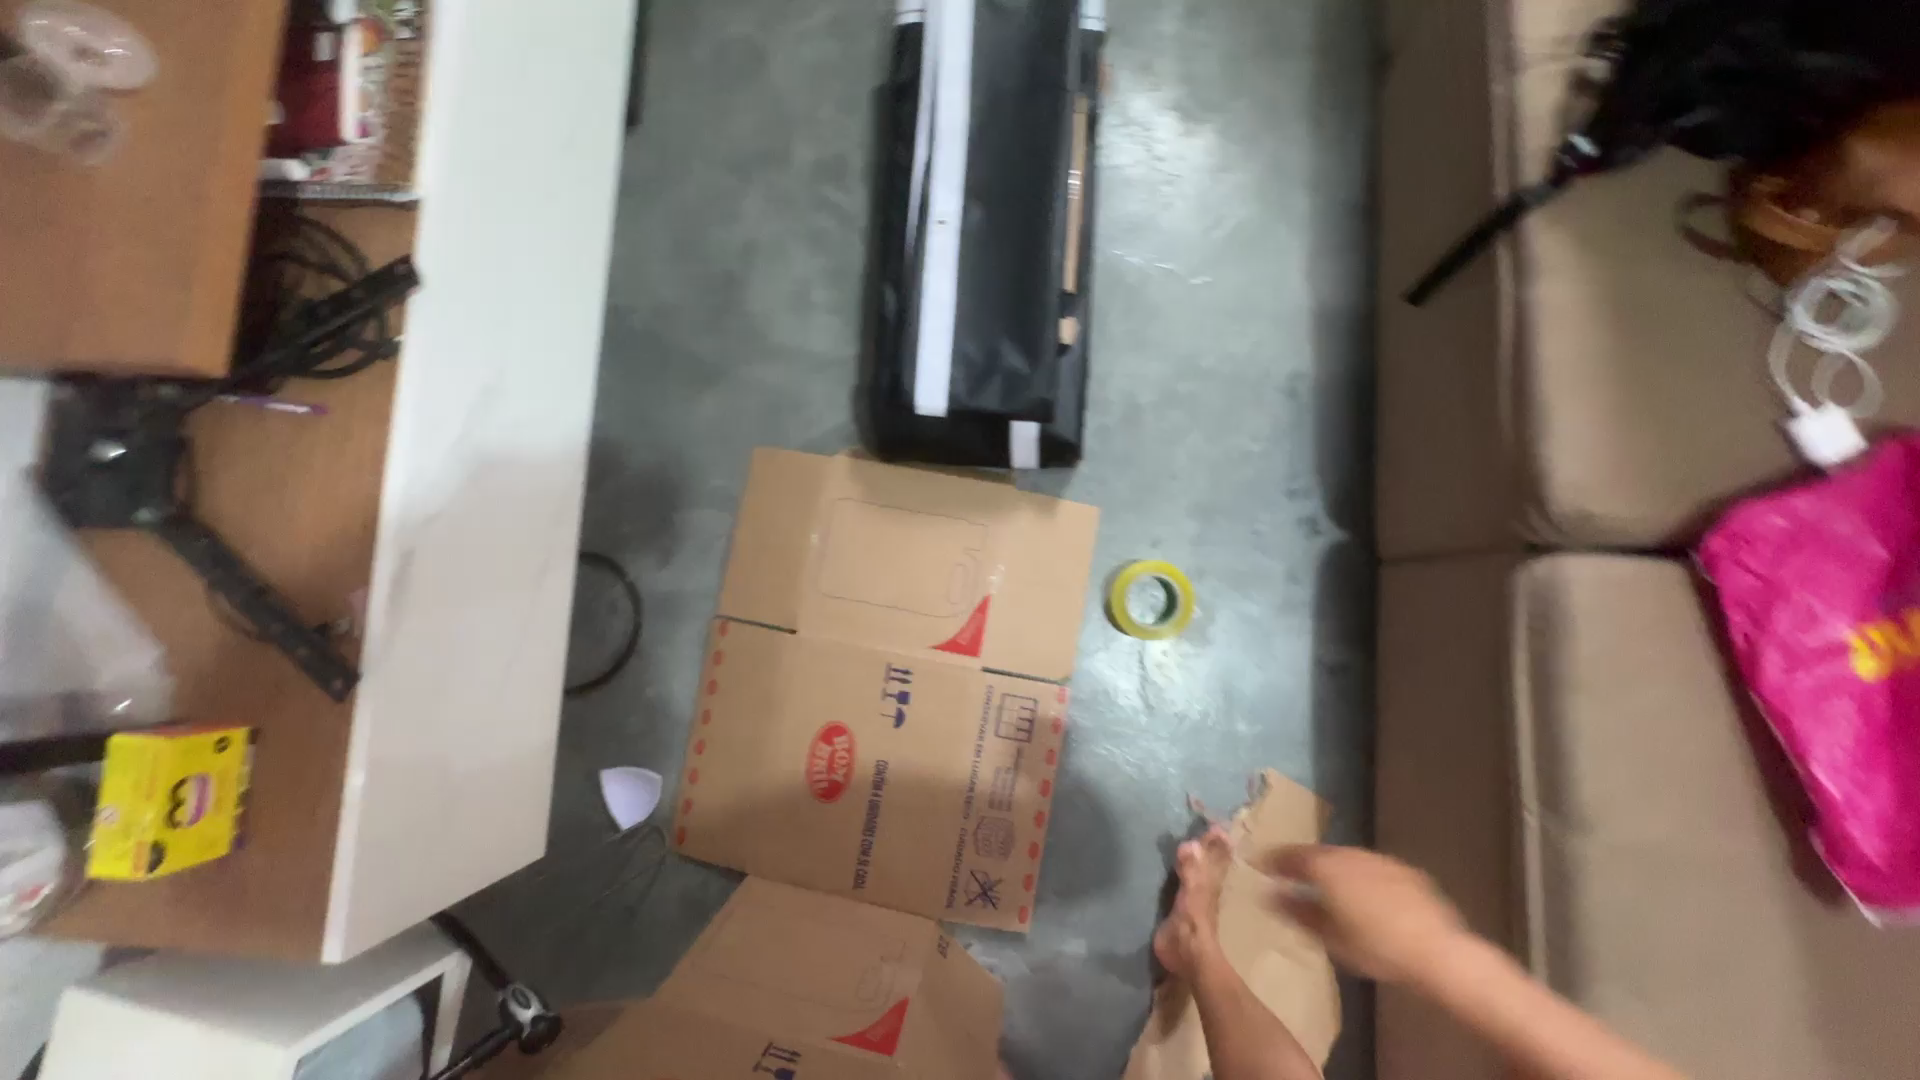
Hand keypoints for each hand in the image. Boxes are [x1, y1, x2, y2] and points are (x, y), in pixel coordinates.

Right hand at [1152, 825, 1232, 979]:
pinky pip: (1191, 883)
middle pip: (1212, 863)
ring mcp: (1197, 898)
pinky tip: (1187, 868)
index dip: (1214, 840)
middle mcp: (1205, 887)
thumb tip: (1192, 843)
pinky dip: (1191, 872)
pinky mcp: (1186, 908)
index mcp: (1206, 882)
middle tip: (1213, 826)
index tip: (1215, 822)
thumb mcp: (1190, 899)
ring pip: (1204, 872)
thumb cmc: (1190, 930)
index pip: (1212, 856)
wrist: (1189, 961)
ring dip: (1204, 857)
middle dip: (1212, 846)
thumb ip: (1191, 873)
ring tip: (1204, 840)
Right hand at [1267, 845, 1467, 987]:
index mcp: (1325, 866)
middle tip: (1292, 875)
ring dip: (1333, 868)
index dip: (1274, 860)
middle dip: (1304, 862)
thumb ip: (1296, 912)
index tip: (1261, 865)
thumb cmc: (1375, 947)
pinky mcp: (1404, 870)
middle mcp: (1349, 854)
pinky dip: (1360, 876)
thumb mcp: (1328, 936)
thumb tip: (1269, 895)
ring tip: (1327, 886)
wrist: (1438, 952)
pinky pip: (1371, 868)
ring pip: (1347, 858)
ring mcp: (1379, 859)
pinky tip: (1365, 895)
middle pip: (1319, 853)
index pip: (1290, 855)